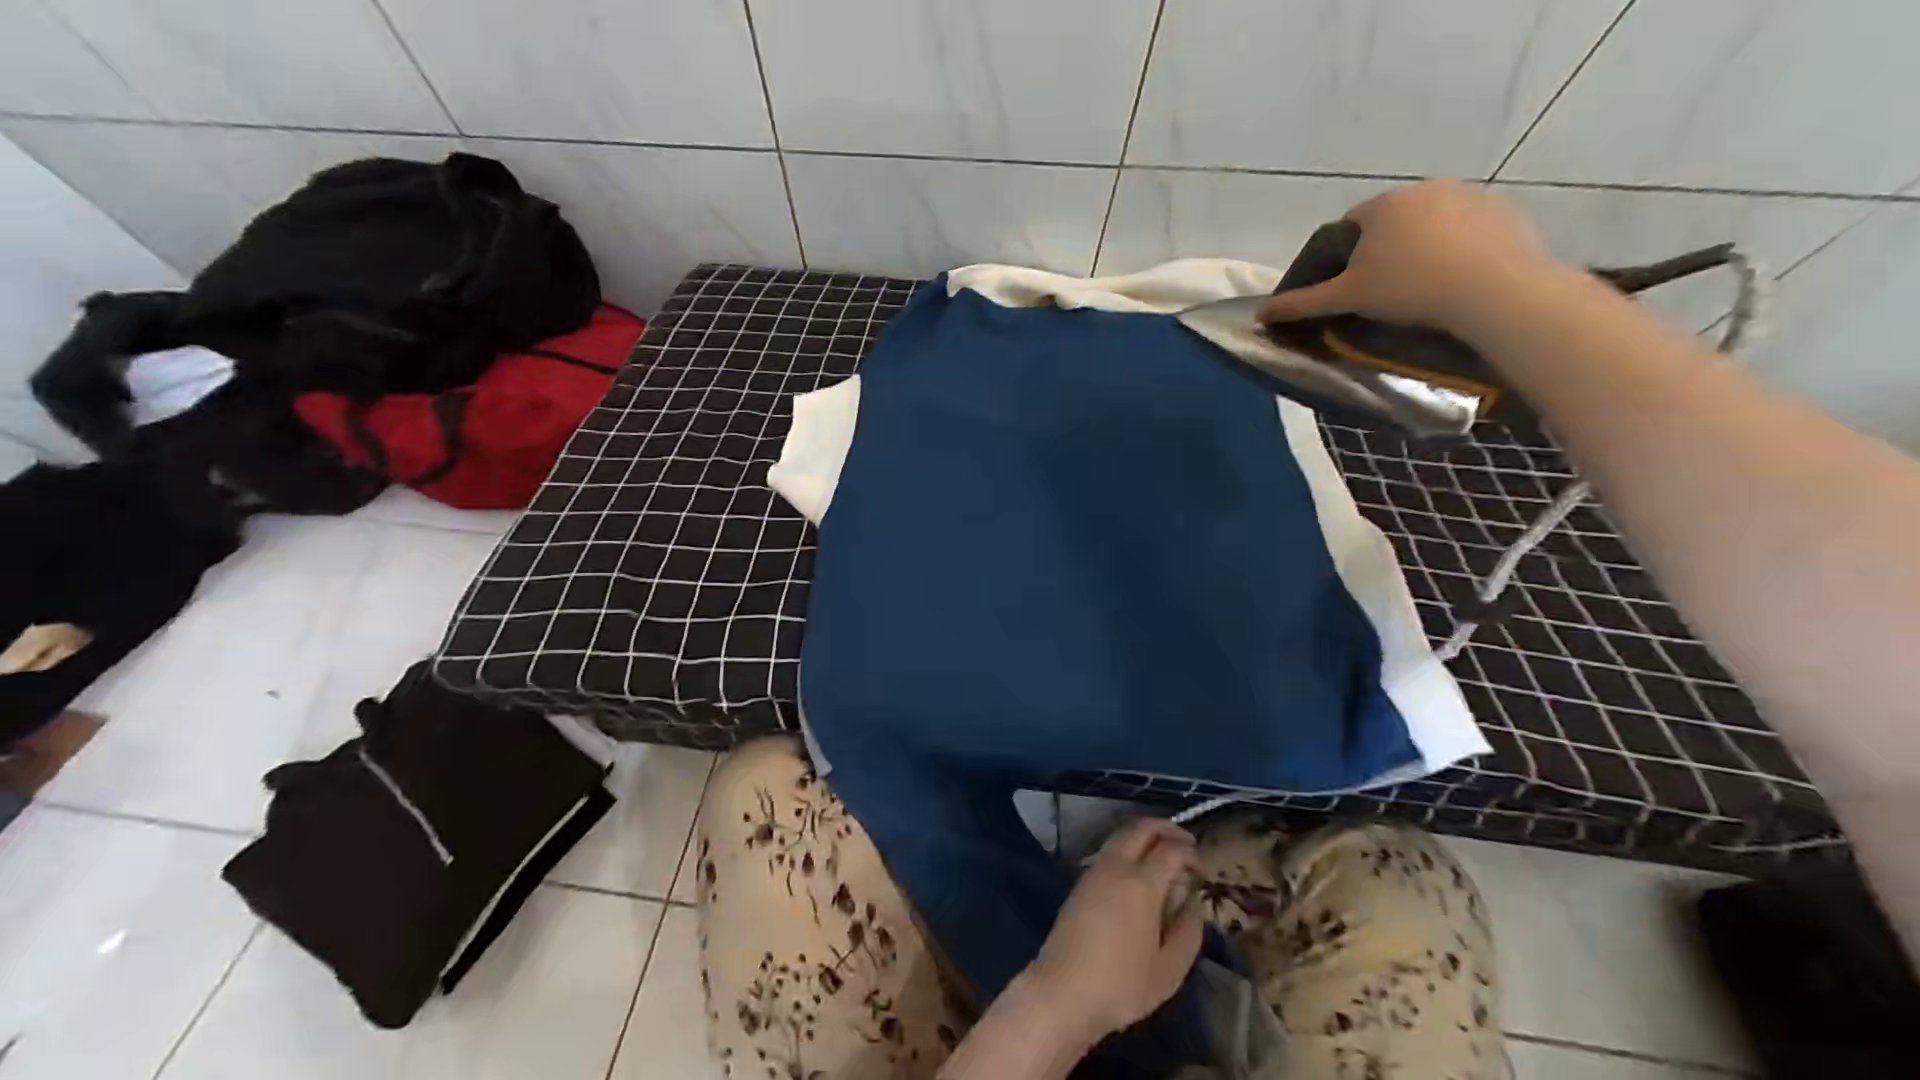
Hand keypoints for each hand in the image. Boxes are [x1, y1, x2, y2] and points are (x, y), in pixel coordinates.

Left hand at [1021, 819, 1204, 1043]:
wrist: (1062, 992)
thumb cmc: (1121, 986)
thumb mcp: (1169, 971)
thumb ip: (1188, 933)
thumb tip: (1194, 905)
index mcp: (1141, 884)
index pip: (1171, 850)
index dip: (1191, 854)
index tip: (1204, 870)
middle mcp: (1115, 867)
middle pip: (1141, 829)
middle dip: (1167, 828)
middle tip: (1188, 841)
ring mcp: (1093, 872)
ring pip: (1121, 836)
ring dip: (1145, 835)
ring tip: (1165, 852)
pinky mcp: (1080, 883)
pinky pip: (1108, 851)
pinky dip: (1128, 847)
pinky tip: (1139, 871)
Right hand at [1258, 179, 1563, 335]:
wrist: (1494, 290)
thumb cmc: (1409, 290)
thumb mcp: (1346, 299)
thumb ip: (1301, 304)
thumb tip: (1259, 314)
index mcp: (1381, 205)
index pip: (1347, 227)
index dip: (1341, 258)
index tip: (1347, 287)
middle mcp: (1424, 188)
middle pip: (1390, 223)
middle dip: (1383, 251)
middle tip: (1384, 291)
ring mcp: (1470, 195)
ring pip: (1430, 224)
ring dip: (1422, 248)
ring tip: (1424, 287)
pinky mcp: (1505, 210)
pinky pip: (1469, 229)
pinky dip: (1459, 248)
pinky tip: (1458, 279)